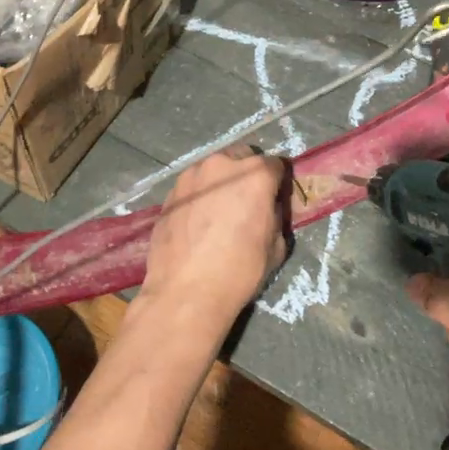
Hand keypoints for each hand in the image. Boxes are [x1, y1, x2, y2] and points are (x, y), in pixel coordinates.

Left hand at [139, 145, 287, 326]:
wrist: (185, 292)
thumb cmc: (239, 270)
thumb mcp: (276, 246)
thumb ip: (275, 216)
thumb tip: (268, 208)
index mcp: (254, 174)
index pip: (275, 165)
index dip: (278, 183)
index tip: (276, 200)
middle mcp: (221, 165)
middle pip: (242, 158)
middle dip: (248, 174)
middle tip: (247, 203)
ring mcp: (190, 176)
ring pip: (213, 169)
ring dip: (221, 183)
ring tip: (219, 213)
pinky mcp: (170, 193)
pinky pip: (193, 187)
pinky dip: (200, 197)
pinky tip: (198, 223)